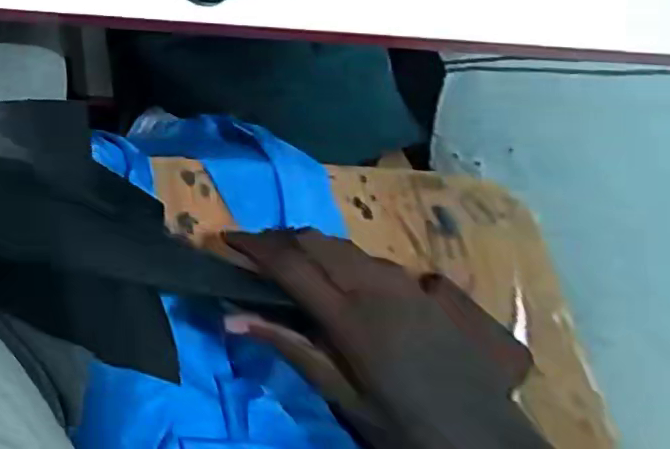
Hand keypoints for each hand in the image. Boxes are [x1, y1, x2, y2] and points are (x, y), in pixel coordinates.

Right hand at [223, 228, 550, 448]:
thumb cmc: (409, 429)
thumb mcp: (345, 397)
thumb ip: (289, 347)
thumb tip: (228, 315)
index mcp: (351, 318)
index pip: (288, 263)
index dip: (252, 245)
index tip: (226, 240)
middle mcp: (380, 293)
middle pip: (316, 242)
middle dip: (282, 239)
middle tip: (260, 252)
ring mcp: (416, 293)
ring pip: (351, 248)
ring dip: (318, 248)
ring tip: (303, 264)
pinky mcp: (443, 302)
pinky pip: (389, 265)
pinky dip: (359, 263)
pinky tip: (360, 283)